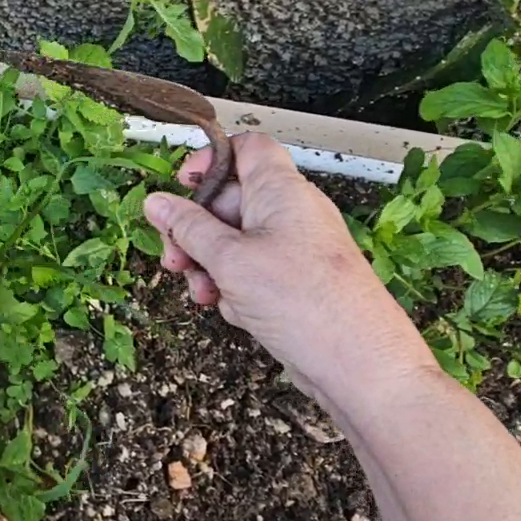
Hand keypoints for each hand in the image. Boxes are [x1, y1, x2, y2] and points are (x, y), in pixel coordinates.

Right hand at [144, 133, 437, 412]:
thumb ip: (187, 228)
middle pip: (227, 201)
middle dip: (193, 229)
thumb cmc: (304, 304)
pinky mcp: (295, 283)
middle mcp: (290, 214)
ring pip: (233, 241)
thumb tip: (156, 202)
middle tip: (174, 258)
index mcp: (281, 192)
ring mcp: (294, 250)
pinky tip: (234, 311)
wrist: (364, 372)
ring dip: (207, 264)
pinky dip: (232, 286)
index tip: (183, 184)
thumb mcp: (229, 260)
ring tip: (204, 293)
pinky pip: (250, 271)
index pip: (247, 147)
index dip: (211, 157)